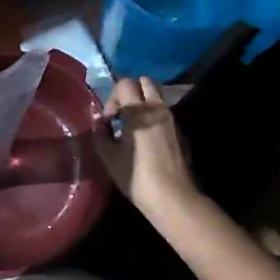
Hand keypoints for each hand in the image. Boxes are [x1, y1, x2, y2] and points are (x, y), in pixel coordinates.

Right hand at [94, 77, 200, 216]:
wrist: (172, 196)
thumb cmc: (136, 176)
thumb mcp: (109, 157)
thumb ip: (101, 134)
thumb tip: (101, 123)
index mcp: (138, 111)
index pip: (124, 84)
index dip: (112, 97)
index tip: (109, 120)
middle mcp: (157, 108)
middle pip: (144, 82)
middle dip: (130, 92)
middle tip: (122, 113)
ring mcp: (171, 119)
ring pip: (156, 96)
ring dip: (142, 103)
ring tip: (132, 126)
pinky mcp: (178, 131)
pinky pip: (163, 112)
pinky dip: (152, 116)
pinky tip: (145, 139)